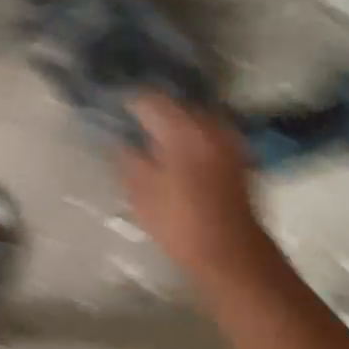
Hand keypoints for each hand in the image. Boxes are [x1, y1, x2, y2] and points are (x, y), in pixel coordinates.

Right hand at [123, 94, 282, 293]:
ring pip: (194, 117)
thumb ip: (127, 158)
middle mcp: (209, 124)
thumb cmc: (178, 222)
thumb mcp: (140, 192)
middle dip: (152, 110)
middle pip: (176, 104)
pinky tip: (174, 150)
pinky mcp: (238, 153)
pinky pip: (207, 131)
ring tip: (149, 135)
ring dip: (172, 122)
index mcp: (182, 130)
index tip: (110, 107)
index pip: (150, 99)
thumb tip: (119, 139)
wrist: (229, 248)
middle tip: (127, 122)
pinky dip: (190, 134)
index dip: (127, 102)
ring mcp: (228, 137)